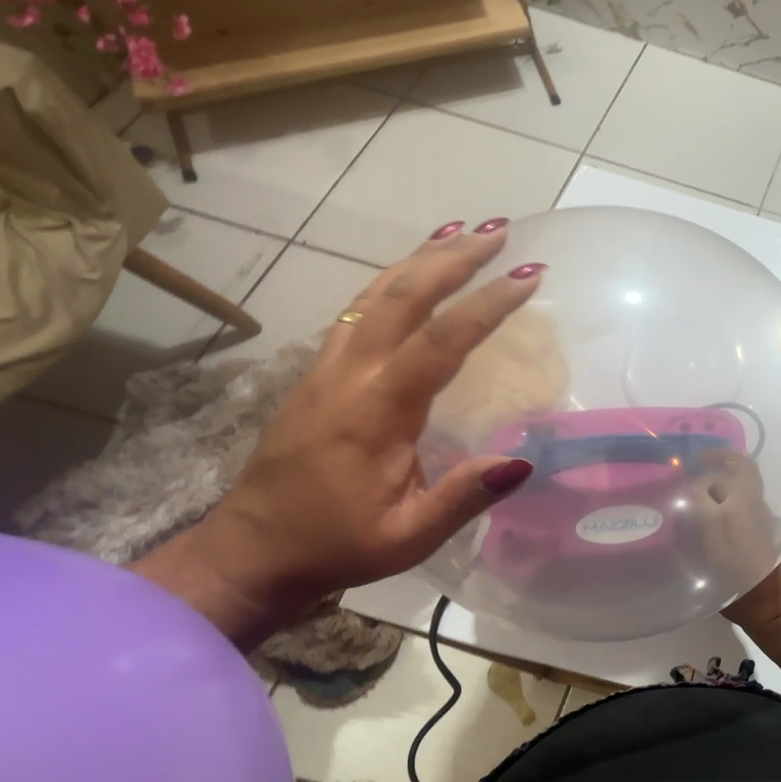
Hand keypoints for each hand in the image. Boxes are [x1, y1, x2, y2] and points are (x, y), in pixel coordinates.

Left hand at [133, 219, 545, 646]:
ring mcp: (327, 368)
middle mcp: (348, 375)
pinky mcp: (319, 373)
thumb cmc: (336, 544)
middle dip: (453, 259)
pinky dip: (393, 279)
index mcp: (374, 411)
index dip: (487, 305)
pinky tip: (414, 271)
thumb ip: (464, 497)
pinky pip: (359, 309)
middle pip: (401, 297)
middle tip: (500, 231)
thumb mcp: (408, 537)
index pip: (440, 341)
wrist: (250, 550)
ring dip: (422, 258)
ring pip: (373, 294)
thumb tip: (524, 460)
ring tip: (463, 231)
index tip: (530, 277)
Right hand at [681, 448, 780, 633]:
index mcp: (749, 505)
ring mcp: (761, 524)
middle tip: (683, 483)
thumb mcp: (712, 546)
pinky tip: (698, 526)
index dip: (721, 456)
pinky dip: (719, 511)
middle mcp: (759, 508)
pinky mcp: (758, 539)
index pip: (743, 466)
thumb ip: (702, 511)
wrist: (769, 609)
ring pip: (736, 497)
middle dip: (710, 476)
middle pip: (737, 480)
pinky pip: (737, 513)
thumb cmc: (739, 580)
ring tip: (686, 504)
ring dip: (714, 494)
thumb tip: (695, 485)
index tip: (697, 459)